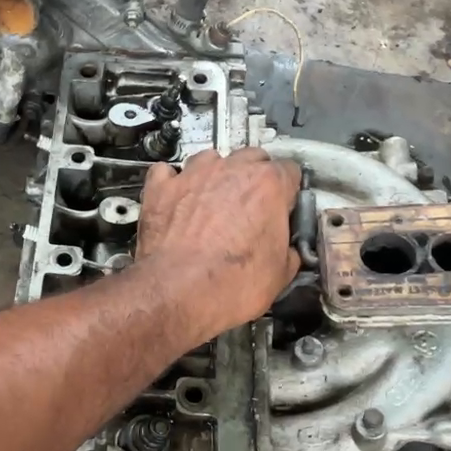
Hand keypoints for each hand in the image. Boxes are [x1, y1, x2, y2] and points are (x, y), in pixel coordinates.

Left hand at [134, 147, 301, 342]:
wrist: (179, 292)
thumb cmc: (228, 283)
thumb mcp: (279, 274)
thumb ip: (287, 251)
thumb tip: (286, 253)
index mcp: (269, 186)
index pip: (289, 172)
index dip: (287, 192)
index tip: (283, 206)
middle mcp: (231, 171)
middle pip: (251, 158)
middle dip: (253, 178)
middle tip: (251, 208)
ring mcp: (194, 176)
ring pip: (210, 159)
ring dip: (215, 176)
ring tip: (213, 203)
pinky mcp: (161, 189)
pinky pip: (166, 172)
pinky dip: (172, 182)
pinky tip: (176, 197)